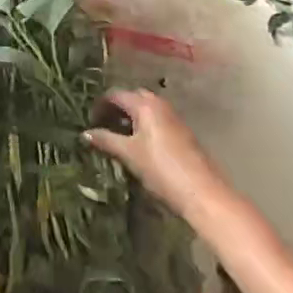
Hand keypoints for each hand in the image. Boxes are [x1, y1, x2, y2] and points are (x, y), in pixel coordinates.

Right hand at [82, 88, 226, 215]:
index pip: (115, 95)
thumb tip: (85, 133)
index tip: (90, 121)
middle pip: (134, 98)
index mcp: (145, 105)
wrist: (206, 196)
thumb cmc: (162, 168)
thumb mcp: (128, 154)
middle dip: (118, 108)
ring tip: (121, 136)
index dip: (99, 106)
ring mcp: (176, 121)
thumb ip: (105, 139)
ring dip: (133, 118)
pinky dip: (146, 128)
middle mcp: (161, 106)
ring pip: (148, 111)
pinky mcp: (186, 137)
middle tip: (106, 123)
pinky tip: (141, 147)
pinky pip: (159, 123)